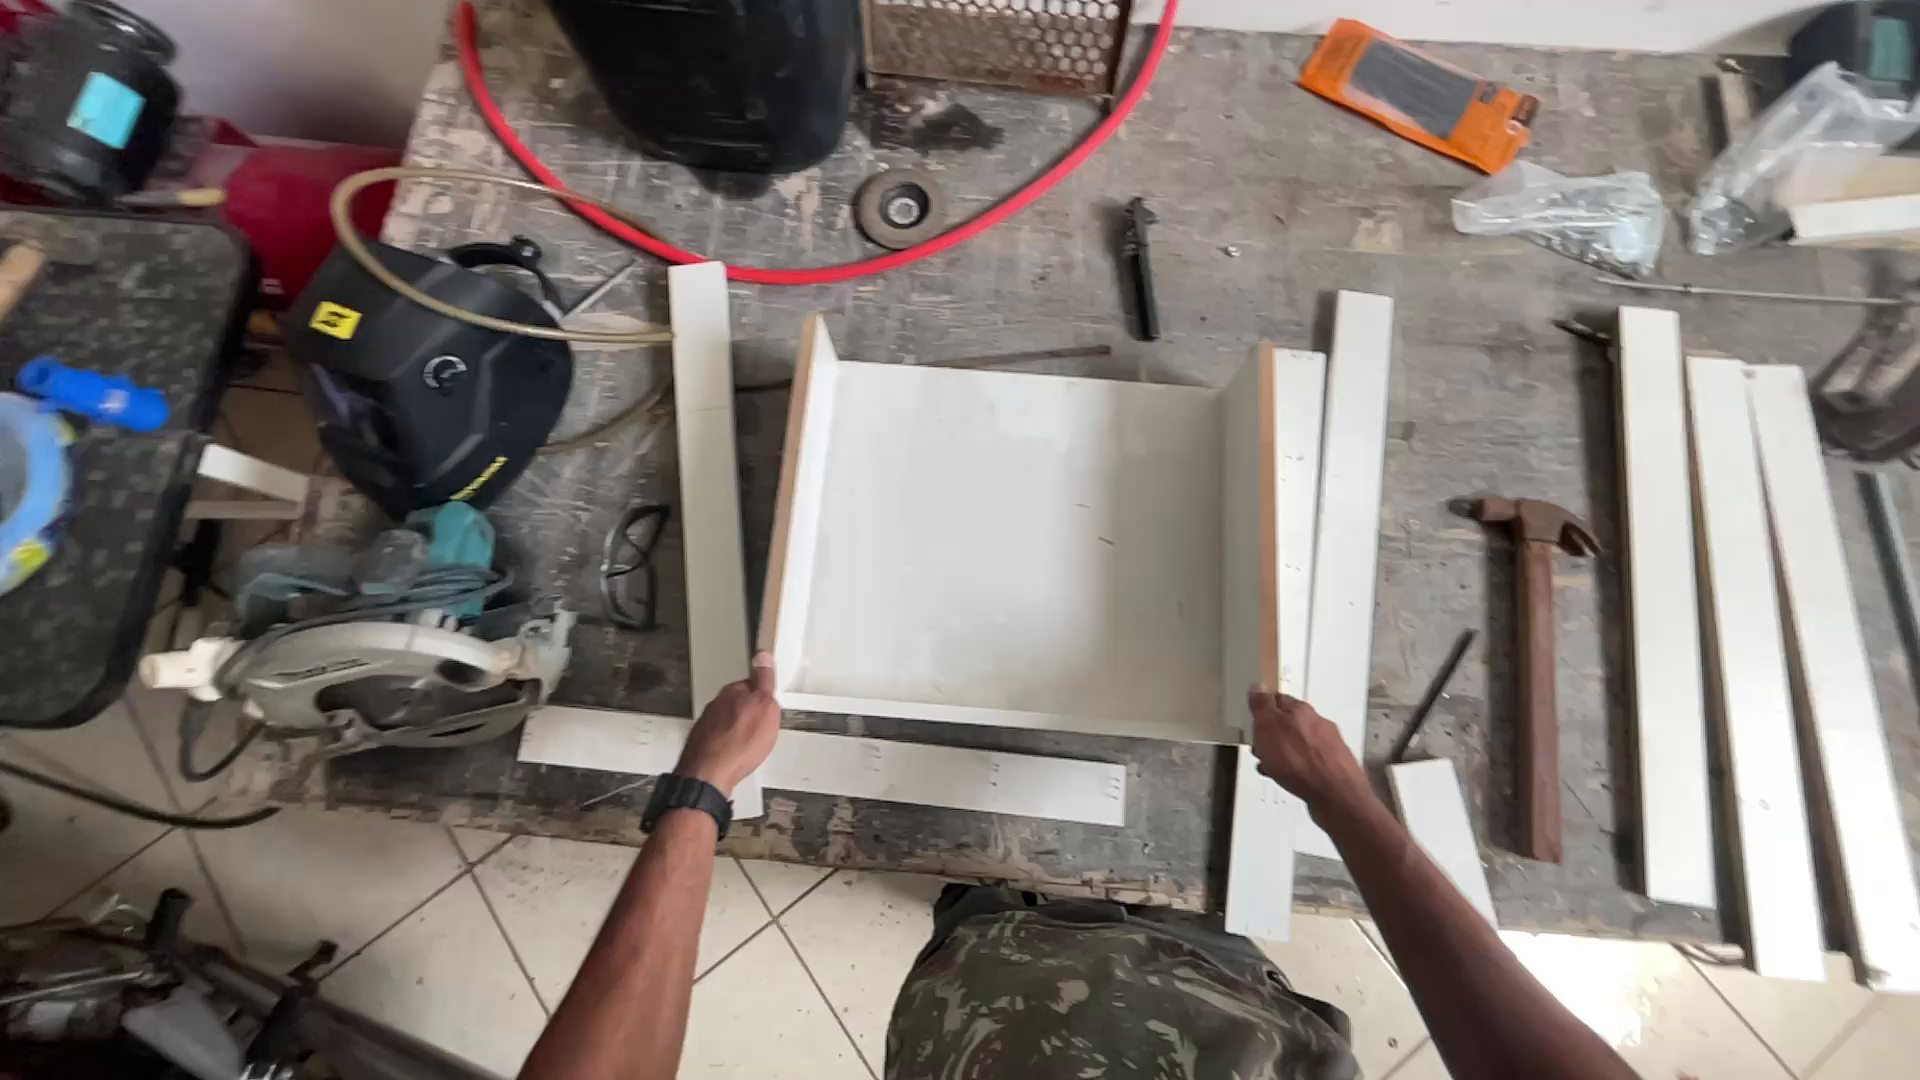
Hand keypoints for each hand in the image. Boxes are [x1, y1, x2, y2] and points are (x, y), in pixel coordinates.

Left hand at [676, 653, 780, 798]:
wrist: (709, 775)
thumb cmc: (738, 743)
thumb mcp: (766, 707)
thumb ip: (764, 681)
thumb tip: (763, 656)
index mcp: (733, 691)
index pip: (752, 683)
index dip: (764, 695)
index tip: (770, 703)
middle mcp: (716, 704)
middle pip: (738, 702)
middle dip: (750, 712)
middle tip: (764, 726)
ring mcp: (706, 724)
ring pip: (728, 721)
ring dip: (738, 729)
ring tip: (751, 743)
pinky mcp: (701, 744)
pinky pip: (720, 739)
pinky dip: (729, 744)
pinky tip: (737, 755)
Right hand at [1246, 687, 1369, 810]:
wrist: (1336, 796)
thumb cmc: (1297, 759)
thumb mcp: (1268, 727)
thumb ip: (1262, 706)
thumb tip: (1258, 685)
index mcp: (1301, 709)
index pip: (1278, 698)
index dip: (1263, 708)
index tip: (1253, 720)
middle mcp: (1319, 722)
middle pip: (1290, 722)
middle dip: (1273, 733)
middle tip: (1259, 747)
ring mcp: (1330, 744)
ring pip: (1299, 742)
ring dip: (1284, 751)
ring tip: (1270, 766)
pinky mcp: (1336, 766)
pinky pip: (1310, 761)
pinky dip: (1296, 766)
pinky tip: (1287, 778)